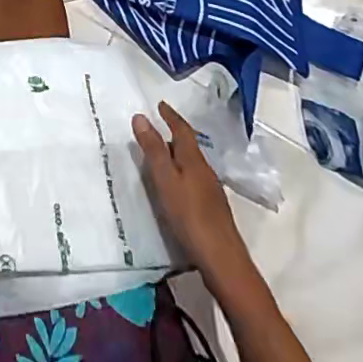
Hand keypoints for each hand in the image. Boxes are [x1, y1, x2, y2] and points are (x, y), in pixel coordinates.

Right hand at [133, 101, 249, 277]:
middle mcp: (204, 170)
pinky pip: (194, 179)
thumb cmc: (189, 215)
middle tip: (157, 127)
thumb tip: (141, 116)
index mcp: (193, 159)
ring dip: (177, 154)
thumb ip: (153, 150)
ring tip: (161, 155)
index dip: (170, 116)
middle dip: (174, 133)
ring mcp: (210, 190)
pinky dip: (182, 173)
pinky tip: (176, 187)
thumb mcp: (165, 181)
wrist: (221, 257)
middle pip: (188, 145)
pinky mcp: (212, 208)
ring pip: (192, 163)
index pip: (182, 130)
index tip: (160, 104)